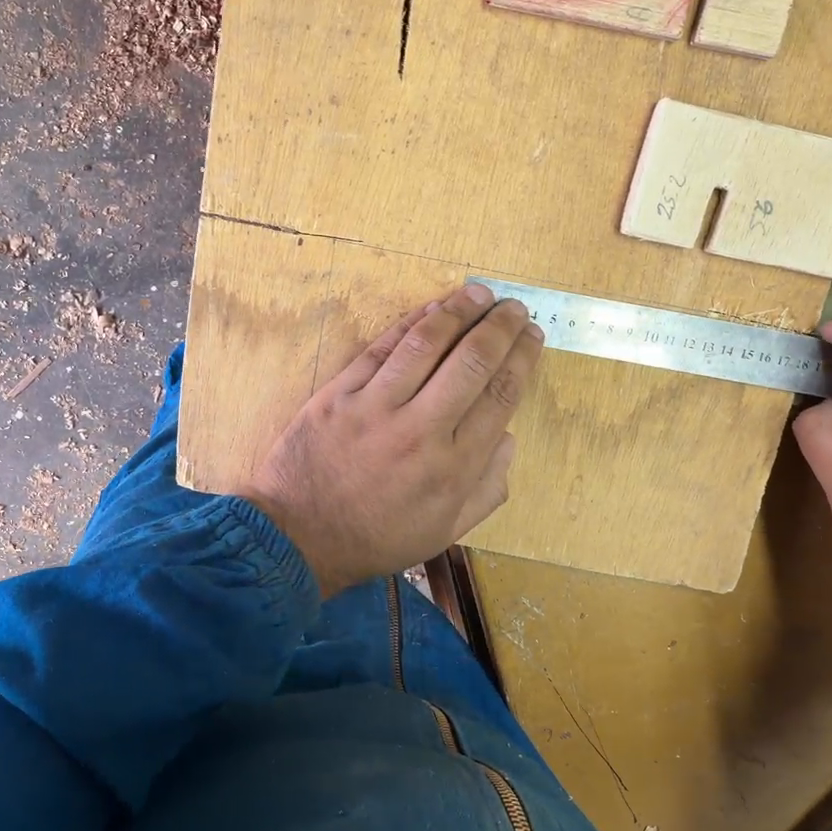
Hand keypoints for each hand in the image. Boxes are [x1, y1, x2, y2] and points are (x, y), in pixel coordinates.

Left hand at [236, 283, 544, 597]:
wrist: (299, 537)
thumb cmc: (376, 538)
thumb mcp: (445, 531)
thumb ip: (487, 488)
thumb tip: (510, 437)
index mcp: (454, 467)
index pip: (500, 396)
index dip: (522, 359)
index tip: (532, 336)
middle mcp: (421, 431)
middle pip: (472, 362)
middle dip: (500, 327)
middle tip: (514, 307)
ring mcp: (376, 408)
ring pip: (426, 344)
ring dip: (458, 312)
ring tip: (479, 292)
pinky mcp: (340, 394)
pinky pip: (381, 349)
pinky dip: (409, 323)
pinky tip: (430, 308)